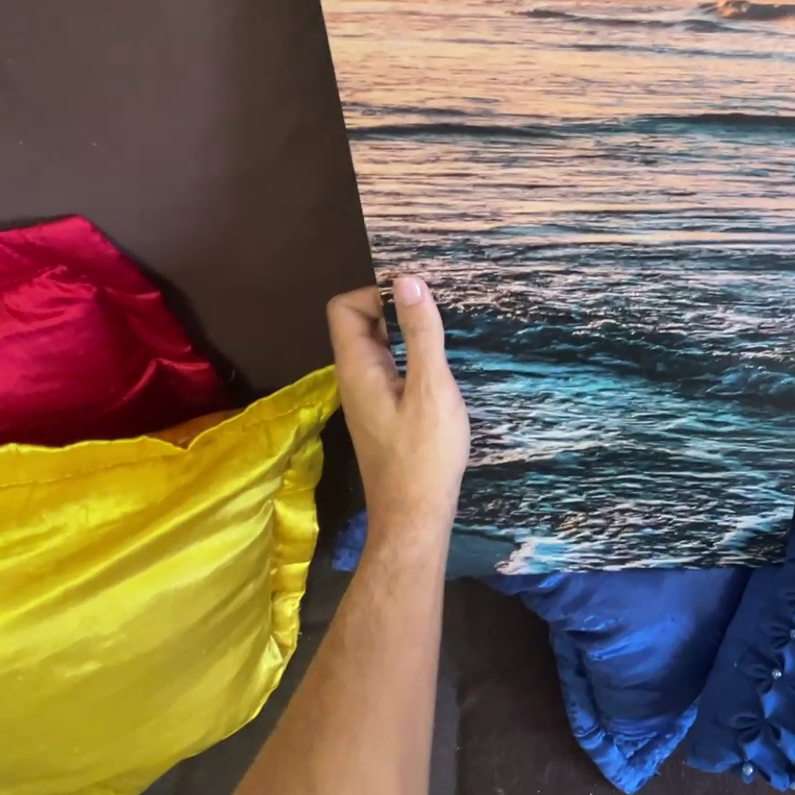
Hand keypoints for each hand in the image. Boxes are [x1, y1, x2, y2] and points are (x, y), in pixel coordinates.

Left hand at [326, 275, 469, 545]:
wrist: (415, 514)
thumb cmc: (424, 452)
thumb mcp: (431, 388)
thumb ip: (421, 334)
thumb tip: (408, 280)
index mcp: (357, 368)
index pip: (346, 307)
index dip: (378, 294)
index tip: (420, 301)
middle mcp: (355, 379)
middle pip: (362, 325)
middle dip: (398, 310)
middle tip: (441, 314)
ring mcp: (369, 398)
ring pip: (380, 349)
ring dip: (409, 337)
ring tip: (448, 337)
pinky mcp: (385, 414)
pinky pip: (392, 371)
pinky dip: (414, 361)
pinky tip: (445, 371)